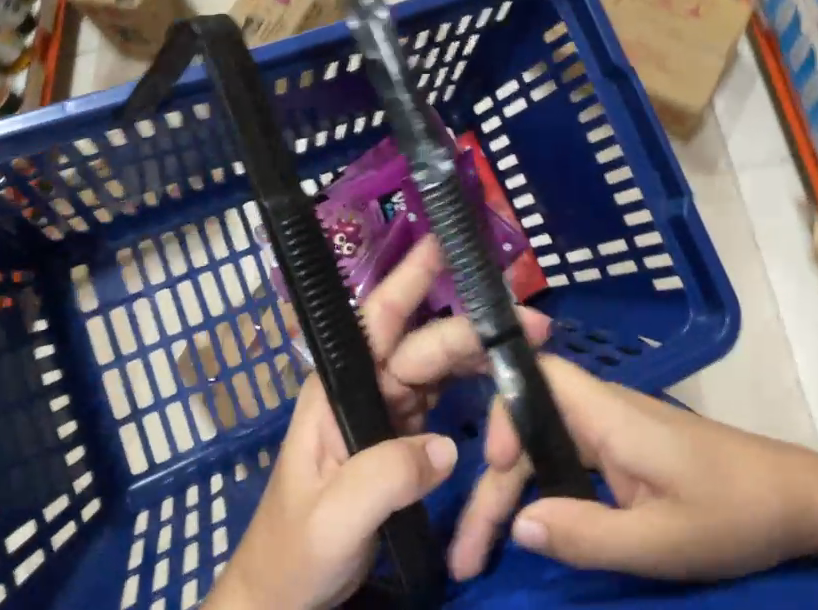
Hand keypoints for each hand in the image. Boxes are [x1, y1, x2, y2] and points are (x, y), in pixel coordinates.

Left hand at [210, 238, 550, 608]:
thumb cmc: (293, 553)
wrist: (282, 597)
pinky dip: (474, 385)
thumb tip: (448, 447)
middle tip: (535, 327)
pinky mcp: (400, 435)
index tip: (447, 243)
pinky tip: (504, 381)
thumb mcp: (334, 518)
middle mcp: (362, 387)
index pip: (379, 321)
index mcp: (338, 390)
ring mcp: (384, 410)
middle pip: (423, 343)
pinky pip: (443, 397)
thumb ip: (385, 476)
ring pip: (438, 365)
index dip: (411, 278)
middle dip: (473, 328)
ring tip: (530, 347)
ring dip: (480, 352)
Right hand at [448, 356, 817, 581]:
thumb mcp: (661, 541)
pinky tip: (525, 529)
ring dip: (509, 497)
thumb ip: (588, 534)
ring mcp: (614, 434)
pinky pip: (566, 464)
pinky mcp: (624, 455)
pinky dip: (538, 496)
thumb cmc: (733, 514)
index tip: (493, 465)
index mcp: (610, 417)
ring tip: (479, 554)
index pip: (540, 379)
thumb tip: (518, 524)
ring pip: (544, 450)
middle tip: (465, 555)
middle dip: (493, 486)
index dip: (506, 409)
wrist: (796, 500)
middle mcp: (604, 414)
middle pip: (530, 429)